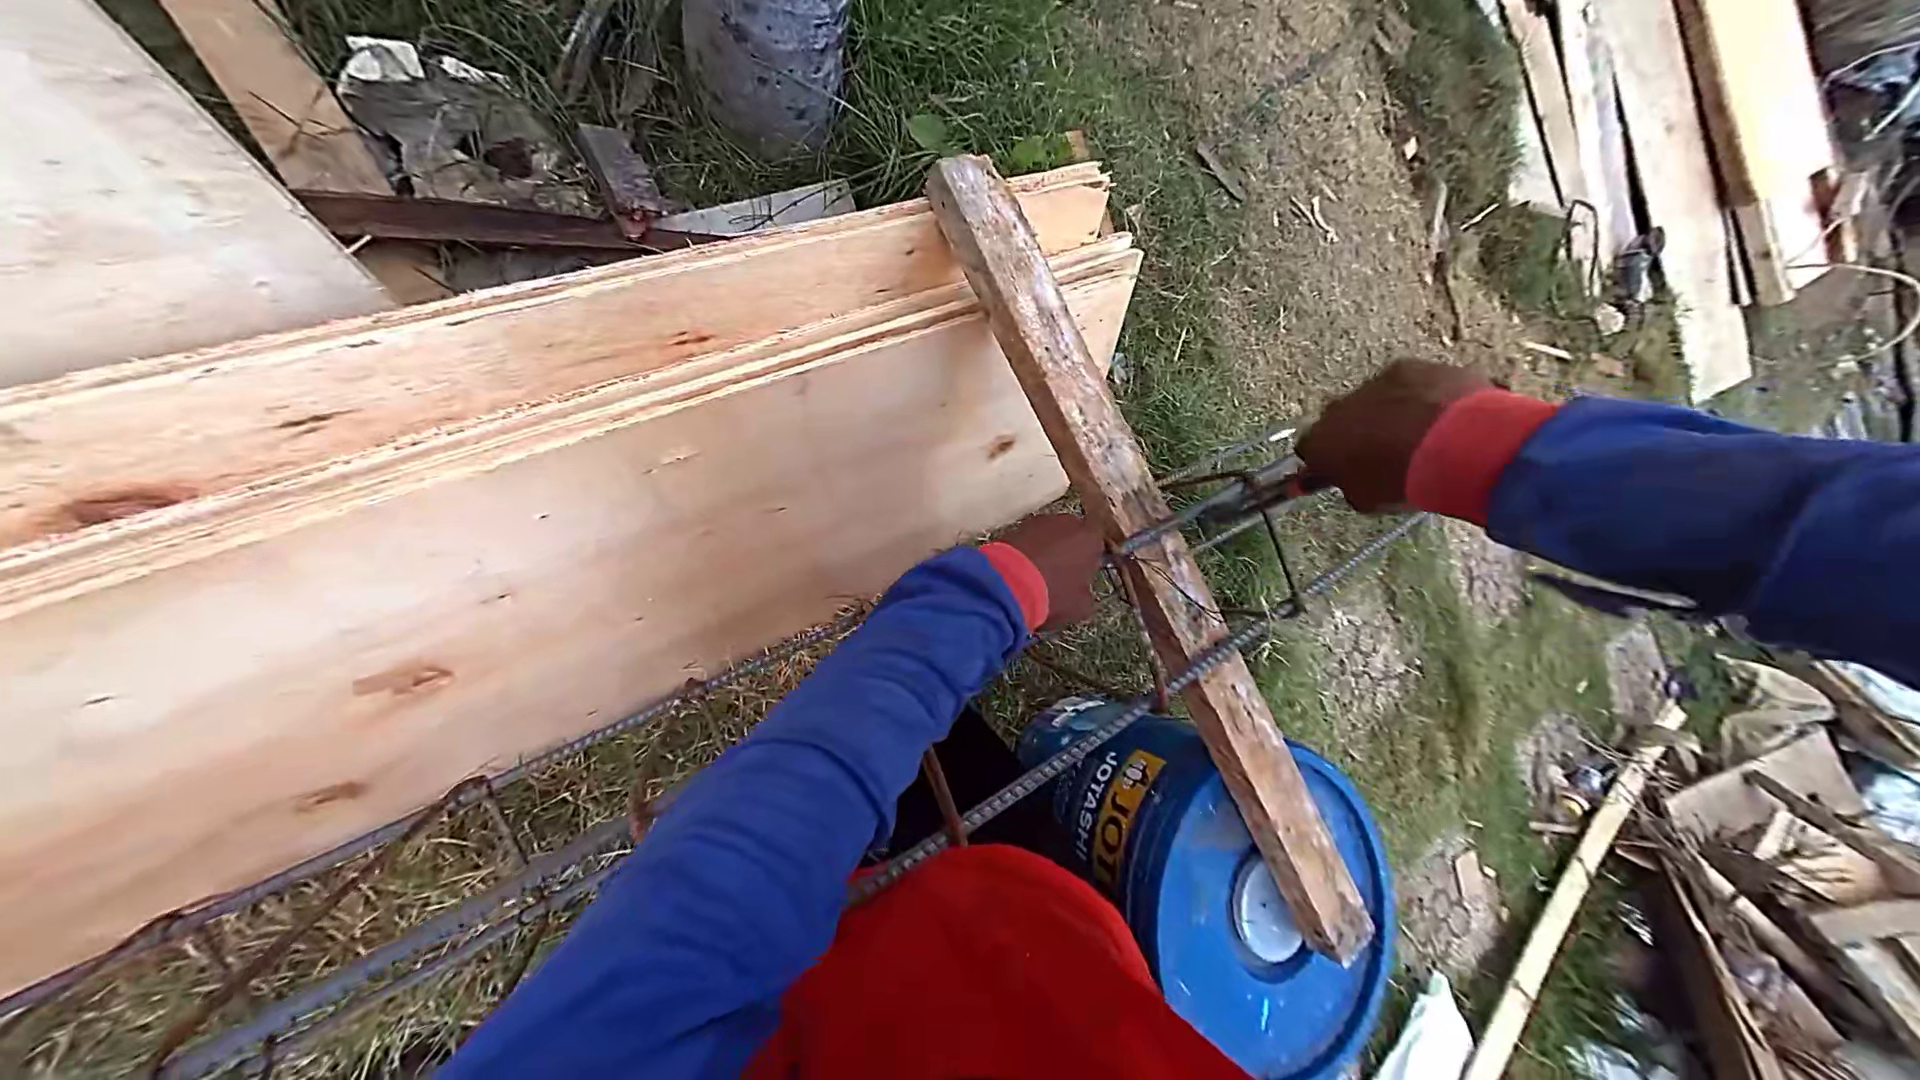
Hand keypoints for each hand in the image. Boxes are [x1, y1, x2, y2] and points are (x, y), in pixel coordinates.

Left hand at [997, 513, 1103, 630]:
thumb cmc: (1053, 595)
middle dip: (1068, 552)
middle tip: (1061, 575)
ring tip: (1036, 575)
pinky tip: (1020, 572)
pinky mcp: (1014, 528)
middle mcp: (1066, 522)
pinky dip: (1026, 552)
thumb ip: (1087, 594)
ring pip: (1048, 536)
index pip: (1098, 540)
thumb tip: (1082, 592)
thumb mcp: (1080, 606)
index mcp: (1090, 537)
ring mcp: (1038, 522)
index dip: (1091, 557)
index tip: (1084, 574)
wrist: (1006, 586)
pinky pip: (1028, 540)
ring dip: (1046, 550)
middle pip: (1072, 535)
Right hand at [1296, 360, 1490, 511]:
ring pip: (1373, 397)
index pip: (1309, 449)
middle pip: (1338, 418)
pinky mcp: (1409, 367)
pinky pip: (1408, 382)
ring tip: (1419, 433)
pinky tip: (1441, 413)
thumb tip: (1342, 480)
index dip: (1325, 459)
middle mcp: (1336, 408)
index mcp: (1319, 442)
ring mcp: (1372, 384)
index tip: (1339, 469)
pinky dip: (1419, 394)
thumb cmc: (1404, 479)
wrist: (1458, 446)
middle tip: (1380, 451)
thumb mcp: (1367, 499)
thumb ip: (1347, 485)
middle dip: (1354, 431)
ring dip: (1388, 411)